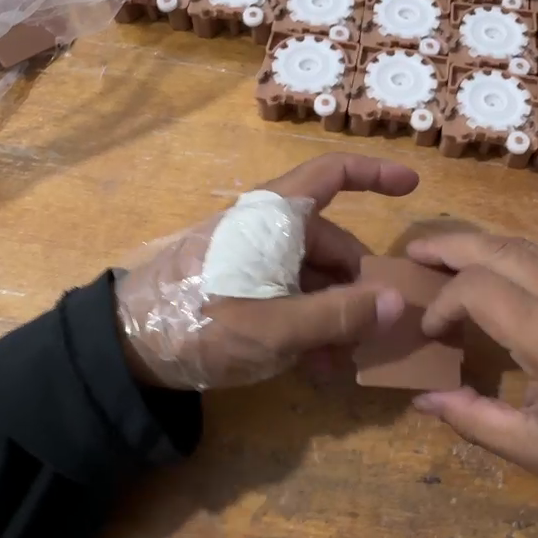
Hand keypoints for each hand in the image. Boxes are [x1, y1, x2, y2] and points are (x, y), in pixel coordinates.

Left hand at [116, 153, 417, 389]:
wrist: (126, 347)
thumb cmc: (203, 321)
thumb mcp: (277, 327)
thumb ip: (339, 315)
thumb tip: (398, 303)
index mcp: (276, 215)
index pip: (332, 174)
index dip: (374, 174)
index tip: (411, 186)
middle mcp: (270, 227)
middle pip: (333, 241)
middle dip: (360, 286)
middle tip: (378, 331)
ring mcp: (255, 256)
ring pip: (315, 275)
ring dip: (336, 313)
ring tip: (344, 362)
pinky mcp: (243, 283)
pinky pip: (291, 293)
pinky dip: (309, 321)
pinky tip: (316, 364)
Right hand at [408, 234, 537, 516]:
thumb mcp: (535, 451)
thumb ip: (472, 417)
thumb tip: (422, 397)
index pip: (479, 289)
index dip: (443, 302)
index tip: (429, 330)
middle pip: (500, 249)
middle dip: (451, 246)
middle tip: (413, 253)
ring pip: (527, 246)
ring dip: (481, 244)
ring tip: (444, 254)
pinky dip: (512, 256)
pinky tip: (494, 271)